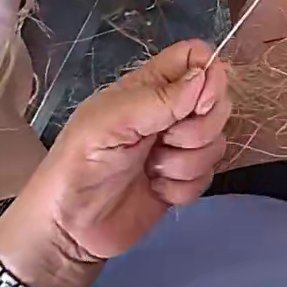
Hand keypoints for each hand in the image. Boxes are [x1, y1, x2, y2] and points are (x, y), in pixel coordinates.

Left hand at [0, 41, 231, 286]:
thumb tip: (205, 77)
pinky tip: (156, 190)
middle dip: (197, 128)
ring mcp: (178, 146)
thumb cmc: (79, 164)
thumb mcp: (109, 123)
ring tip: (150, 169)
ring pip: (215, 141)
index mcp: (148, 86)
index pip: (194, 58)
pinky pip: (208, 175)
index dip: (208, 74)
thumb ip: (158, 99)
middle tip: (162, 141)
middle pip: (216, 101)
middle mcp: (169, 110)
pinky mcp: (183, 179)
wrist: (71, 228)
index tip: (200, 102)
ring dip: (185, 162)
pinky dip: (183, 187)